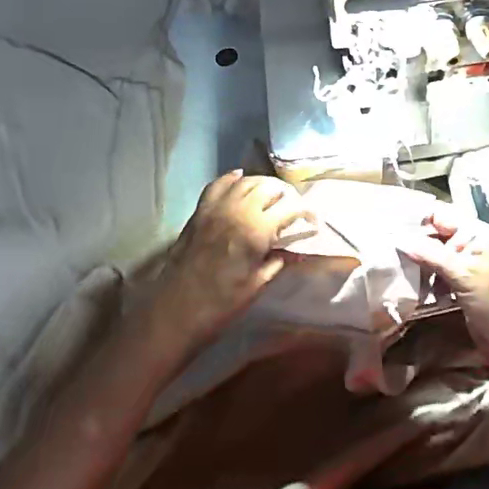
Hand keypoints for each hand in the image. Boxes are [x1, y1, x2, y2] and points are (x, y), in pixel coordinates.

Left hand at [151, 171, 311, 346]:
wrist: (176, 309)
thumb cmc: (221, 304)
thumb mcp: (257, 285)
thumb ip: (278, 262)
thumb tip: (296, 251)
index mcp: (256, 230)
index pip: (289, 209)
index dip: (305, 213)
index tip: (313, 221)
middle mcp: (238, 210)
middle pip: (268, 187)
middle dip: (284, 195)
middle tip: (291, 208)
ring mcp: (216, 208)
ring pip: (245, 181)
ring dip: (261, 185)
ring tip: (270, 195)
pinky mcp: (200, 211)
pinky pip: (218, 185)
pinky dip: (231, 179)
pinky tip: (239, 179)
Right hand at [397, 210, 488, 374]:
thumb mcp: (464, 274)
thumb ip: (431, 254)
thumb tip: (399, 238)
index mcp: (476, 233)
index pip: (440, 215)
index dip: (416, 217)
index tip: (386, 221)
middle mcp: (470, 245)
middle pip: (435, 234)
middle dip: (411, 239)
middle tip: (380, 242)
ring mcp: (465, 266)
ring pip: (433, 255)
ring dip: (414, 259)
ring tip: (386, 259)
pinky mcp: (460, 286)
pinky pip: (436, 274)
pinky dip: (423, 276)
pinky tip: (403, 279)